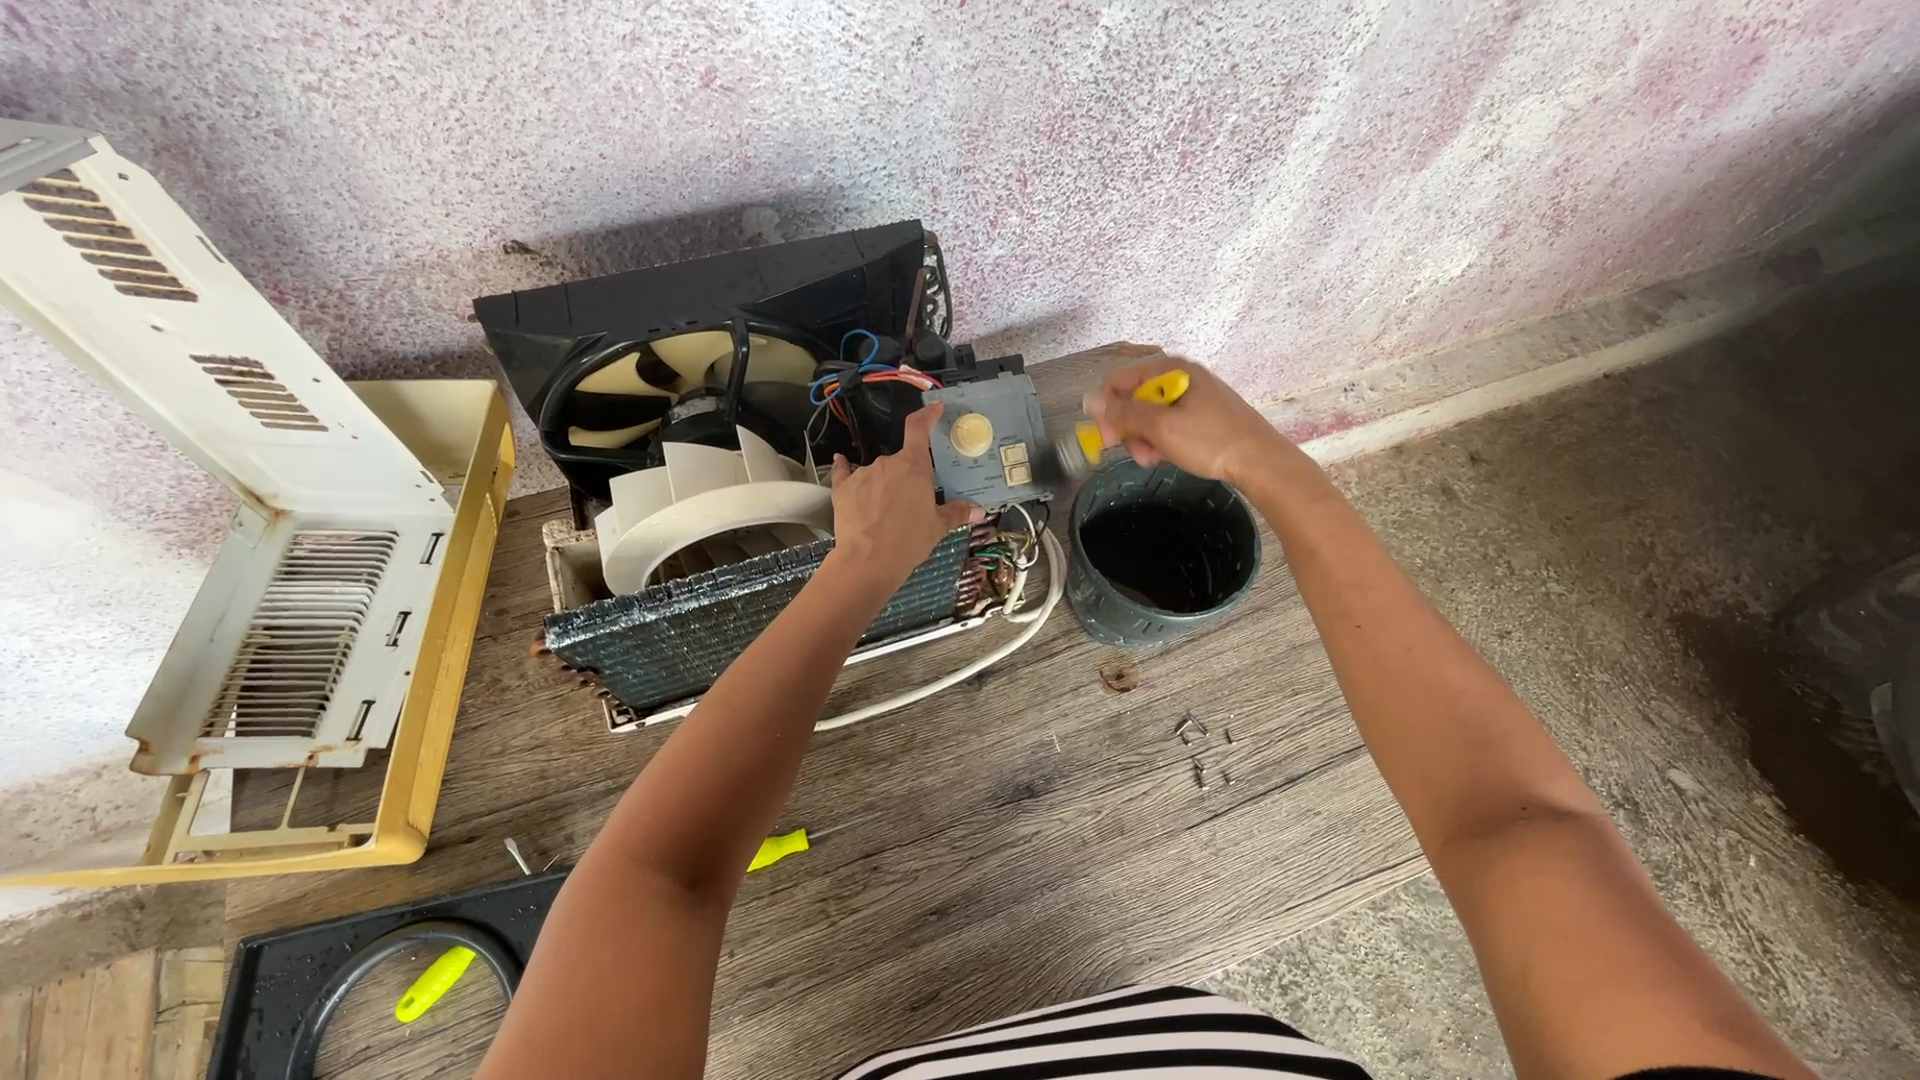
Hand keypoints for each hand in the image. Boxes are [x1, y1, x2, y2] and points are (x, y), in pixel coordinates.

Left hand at [827, 402, 981, 583]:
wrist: (868, 560)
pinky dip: (846, 468)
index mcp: (914, 467)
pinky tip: (842, 463)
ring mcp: (862, 473)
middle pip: (900, 460)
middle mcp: (887, 463)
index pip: (919, 429)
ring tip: (886, 511)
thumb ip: (956, 513)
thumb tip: (978, 510)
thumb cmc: (909, 541)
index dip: (927, 416)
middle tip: (912, 500)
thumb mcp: (938, 527)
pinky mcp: (842, 488)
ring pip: (877, 472)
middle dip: (907, 476)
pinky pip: (844, 471)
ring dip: (883, 484)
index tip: (934, 409)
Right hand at [1083, 356, 1294, 484]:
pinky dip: (1161, 439)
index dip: (1106, 408)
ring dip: (1143, 438)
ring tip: (1155, 458)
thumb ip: (1123, 412)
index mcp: (1170, 369)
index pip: (1117, 380)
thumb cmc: (1211, 441)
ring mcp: (1191, 394)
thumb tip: (1088, 400)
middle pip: (1132, 397)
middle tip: (1137, 453)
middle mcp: (1179, 375)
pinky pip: (1167, 422)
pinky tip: (1167, 456)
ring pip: (1148, 414)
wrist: (1260, 461)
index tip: (1108, 438)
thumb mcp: (1161, 427)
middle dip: (1127, 427)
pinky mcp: (1200, 413)